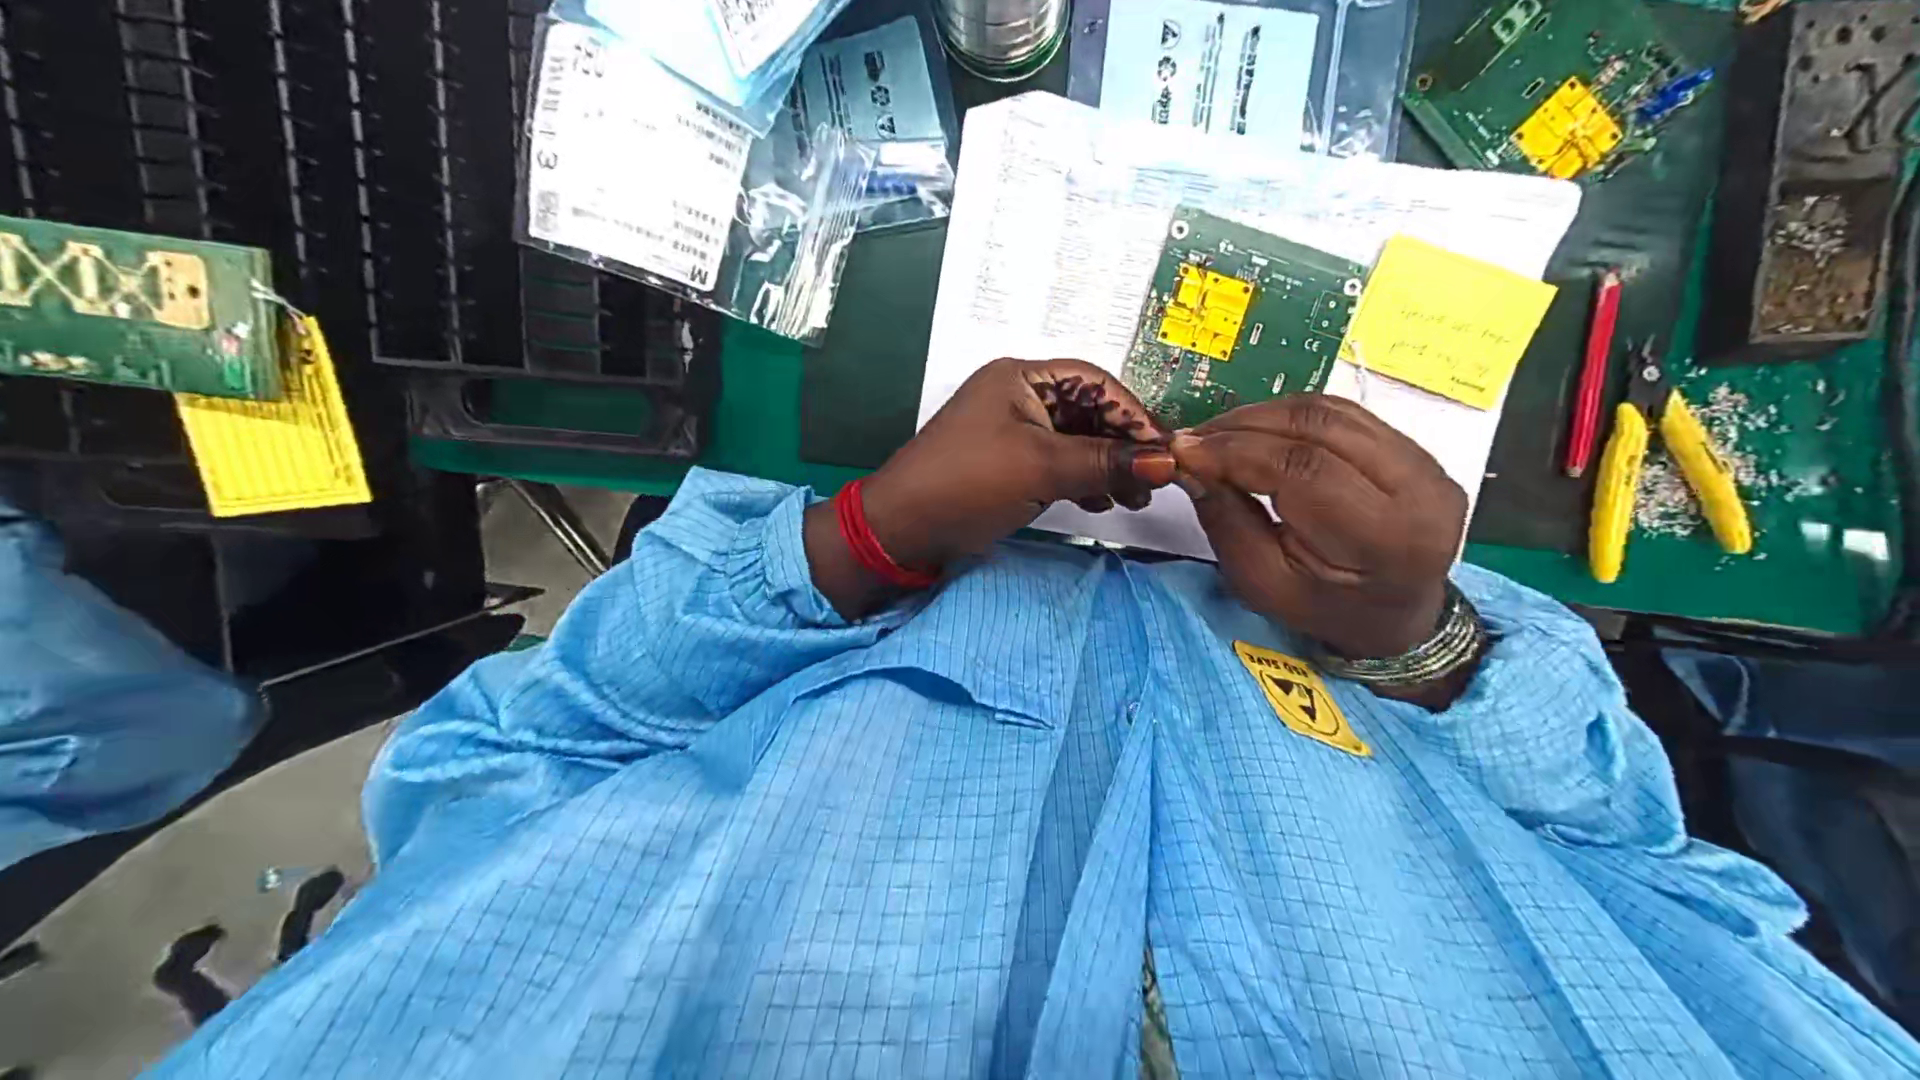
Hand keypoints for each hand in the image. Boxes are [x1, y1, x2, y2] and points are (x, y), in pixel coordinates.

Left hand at [807, 358, 1176, 615]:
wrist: (902, 529)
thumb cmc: (966, 484)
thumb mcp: (1040, 467)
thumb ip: (1103, 461)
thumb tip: (1165, 461)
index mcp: (1020, 378)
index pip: (1095, 383)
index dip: (1133, 414)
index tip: (1164, 450)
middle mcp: (1018, 398)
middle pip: (1088, 412)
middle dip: (1121, 445)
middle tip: (1151, 480)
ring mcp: (1013, 433)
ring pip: (1076, 441)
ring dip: (1105, 467)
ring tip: (1130, 498)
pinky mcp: (1009, 465)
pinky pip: (1059, 464)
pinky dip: (1082, 480)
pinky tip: (1099, 501)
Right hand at [1170, 395, 1466, 660]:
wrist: (1394, 615)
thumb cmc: (1324, 609)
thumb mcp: (1262, 584)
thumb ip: (1226, 521)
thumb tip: (1188, 465)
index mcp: (1383, 537)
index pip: (1302, 468)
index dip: (1235, 451)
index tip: (1184, 451)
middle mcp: (1418, 488)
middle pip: (1317, 427)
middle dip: (1242, 427)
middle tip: (1192, 441)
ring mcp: (1424, 461)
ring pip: (1328, 411)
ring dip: (1261, 416)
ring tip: (1215, 436)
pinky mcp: (1414, 447)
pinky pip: (1342, 414)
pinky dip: (1287, 416)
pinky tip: (1253, 432)